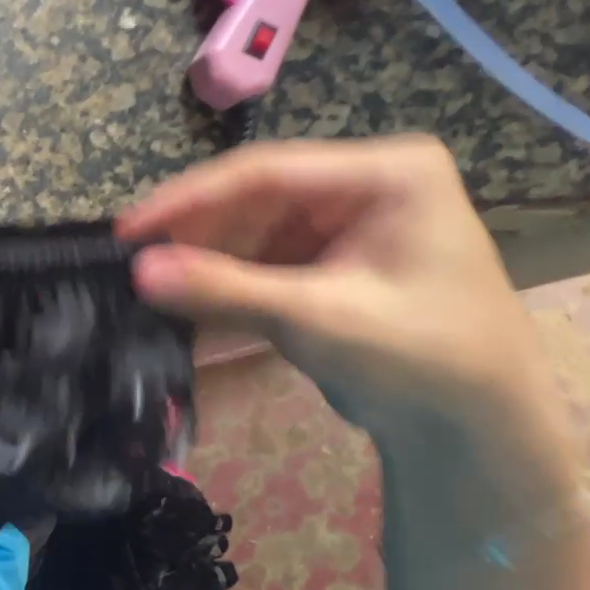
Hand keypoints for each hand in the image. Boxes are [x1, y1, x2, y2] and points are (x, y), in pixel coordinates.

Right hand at [117, 135, 553, 437]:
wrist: (466, 416)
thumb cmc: (414, 353)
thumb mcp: (313, 316)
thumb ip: (223, 290)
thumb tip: (137, 271)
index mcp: (384, 174)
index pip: (263, 172)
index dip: (185, 201)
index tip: (123, 233)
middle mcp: (359, 189)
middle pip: (249, 203)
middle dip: (189, 239)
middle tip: (125, 271)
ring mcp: (338, 230)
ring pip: (244, 238)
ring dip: (197, 269)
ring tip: (141, 295)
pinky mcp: (319, 268)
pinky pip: (253, 268)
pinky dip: (216, 291)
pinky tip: (175, 312)